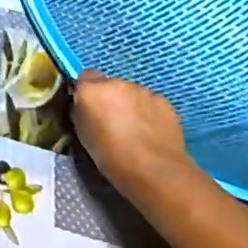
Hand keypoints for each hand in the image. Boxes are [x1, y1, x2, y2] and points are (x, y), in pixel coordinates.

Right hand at [72, 70, 195, 200]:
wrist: (154, 171)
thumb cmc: (110, 156)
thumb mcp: (82, 133)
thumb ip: (82, 112)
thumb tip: (87, 108)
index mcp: (90, 90)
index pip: (85, 77)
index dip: (88, 91)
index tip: (91, 107)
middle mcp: (115, 83)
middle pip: (110, 85)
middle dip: (111, 98)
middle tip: (114, 121)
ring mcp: (142, 91)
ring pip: (132, 93)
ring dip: (131, 105)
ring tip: (136, 129)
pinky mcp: (164, 102)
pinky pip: (151, 102)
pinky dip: (149, 112)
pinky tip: (152, 131)